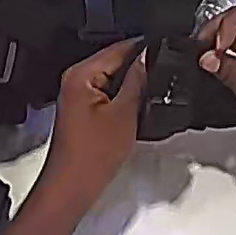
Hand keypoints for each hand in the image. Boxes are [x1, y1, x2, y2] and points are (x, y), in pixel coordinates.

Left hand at [37, 39, 147, 213]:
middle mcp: (75, 79)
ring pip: (111, 76)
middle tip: (161, 72)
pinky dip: (121, 96)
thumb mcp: (124, 114)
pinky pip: (106, 91)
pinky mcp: (82, 108)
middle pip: (113, 60)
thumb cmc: (91, 157)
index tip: (162, 48)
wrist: (73, 186)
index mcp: (81, 74)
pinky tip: (134, 106)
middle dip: (137, 66)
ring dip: (130, 82)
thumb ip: (137, 81)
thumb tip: (146, 57)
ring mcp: (77, 93)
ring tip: (149, 91)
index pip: (117, 48)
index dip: (142, 47)